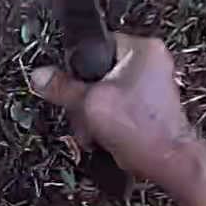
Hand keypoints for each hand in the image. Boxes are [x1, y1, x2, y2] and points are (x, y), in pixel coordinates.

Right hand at [30, 34, 203, 184]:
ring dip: (89, 114)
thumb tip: (40, 75)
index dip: (78, 67)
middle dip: (83, 99)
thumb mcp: (89, 103)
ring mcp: (147, 86)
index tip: (72, 84)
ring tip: (94, 128)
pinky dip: (102, 122)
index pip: (98, 44)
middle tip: (85, 113)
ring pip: (100, 94)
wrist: (164, 160)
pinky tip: (101, 135)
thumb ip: (62, 87)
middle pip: (96, 73)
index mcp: (142, 50)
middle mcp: (149, 63)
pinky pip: (111, 108)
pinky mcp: (143, 107)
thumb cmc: (140, 129)